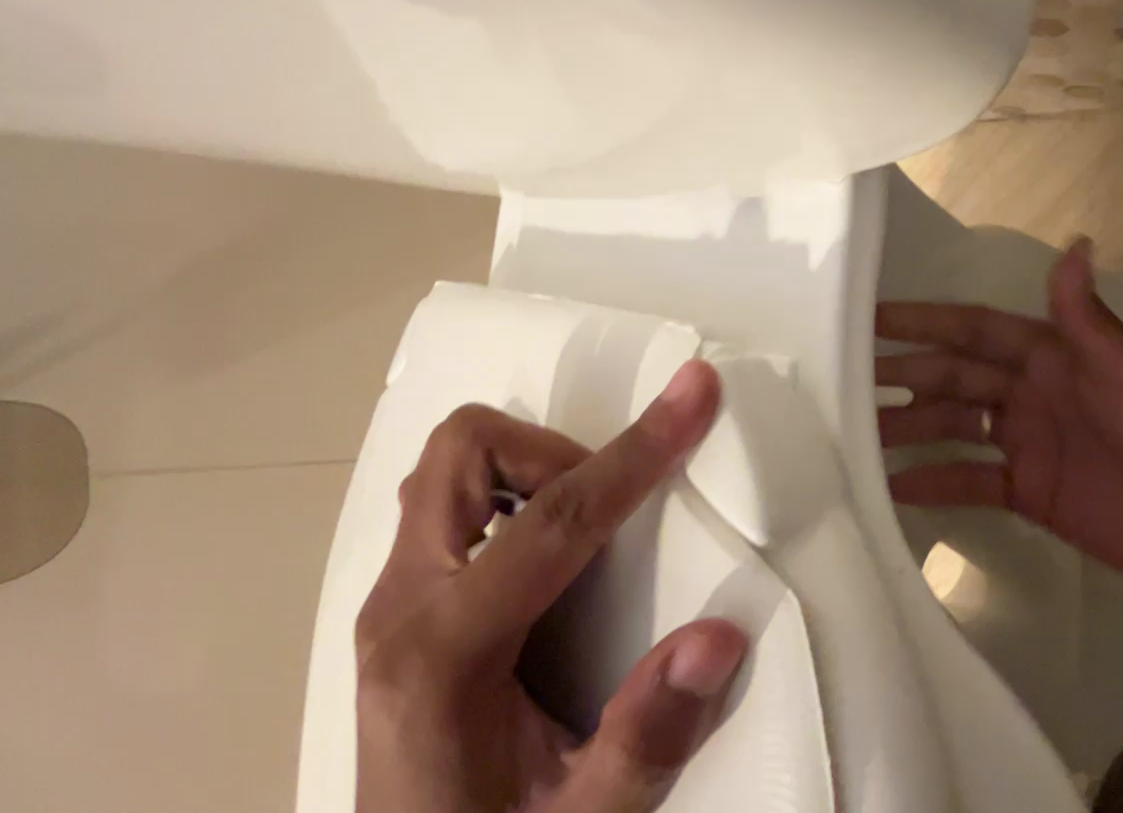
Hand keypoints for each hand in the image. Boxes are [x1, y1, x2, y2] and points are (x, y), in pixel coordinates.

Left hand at [353, 361, 746, 812]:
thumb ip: (647, 737)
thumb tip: (720, 635)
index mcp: (444, 656)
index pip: (553, 520)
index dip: (636, 453)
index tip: (697, 392)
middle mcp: (403, 607)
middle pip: (464, 453)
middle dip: (560, 451)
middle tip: (620, 510)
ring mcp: (395, 601)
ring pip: (452, 467)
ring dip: (535, 468)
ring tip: (593, 534)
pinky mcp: (406, 604)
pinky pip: (454, 501)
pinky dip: (515, 493)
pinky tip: (556, 557)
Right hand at [877, 239, 1122, 594]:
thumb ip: (1088, 318)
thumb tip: (1073, 242)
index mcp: (1051, 356)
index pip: (975, 330)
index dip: (923, 322)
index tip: (869, 318)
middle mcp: (1030, 393)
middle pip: (953, 378)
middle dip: (901, 377)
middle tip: (840, 382)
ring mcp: (1026, 443)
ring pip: (953, 428)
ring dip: (906, 429)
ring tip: (851, 437)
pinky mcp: (1028, 492)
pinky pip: (970, 482)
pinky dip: (933, 484)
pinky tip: (890, 489)